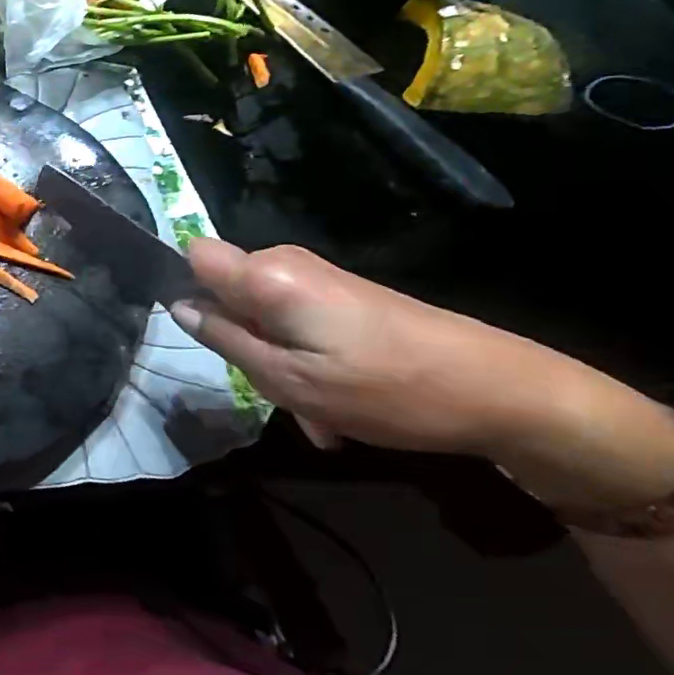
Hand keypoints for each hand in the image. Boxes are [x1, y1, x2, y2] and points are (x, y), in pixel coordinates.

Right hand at [173, 237, 673, 511]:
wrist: (493, 386)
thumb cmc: (385, 388)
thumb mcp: (291, 380)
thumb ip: (227, 340)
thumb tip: (181, 306)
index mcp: (268, 274)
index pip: (195, 257)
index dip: (189, 294)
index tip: (208, 341)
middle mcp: (287, 262)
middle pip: (230, 295)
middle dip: (242, 346)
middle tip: (276, 396)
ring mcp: (317, 278)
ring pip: (264, 319)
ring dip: (277, 366)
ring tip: (317, 417)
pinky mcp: (341, 294)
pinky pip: (297, 325)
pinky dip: (304, 362)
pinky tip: (335, 406)